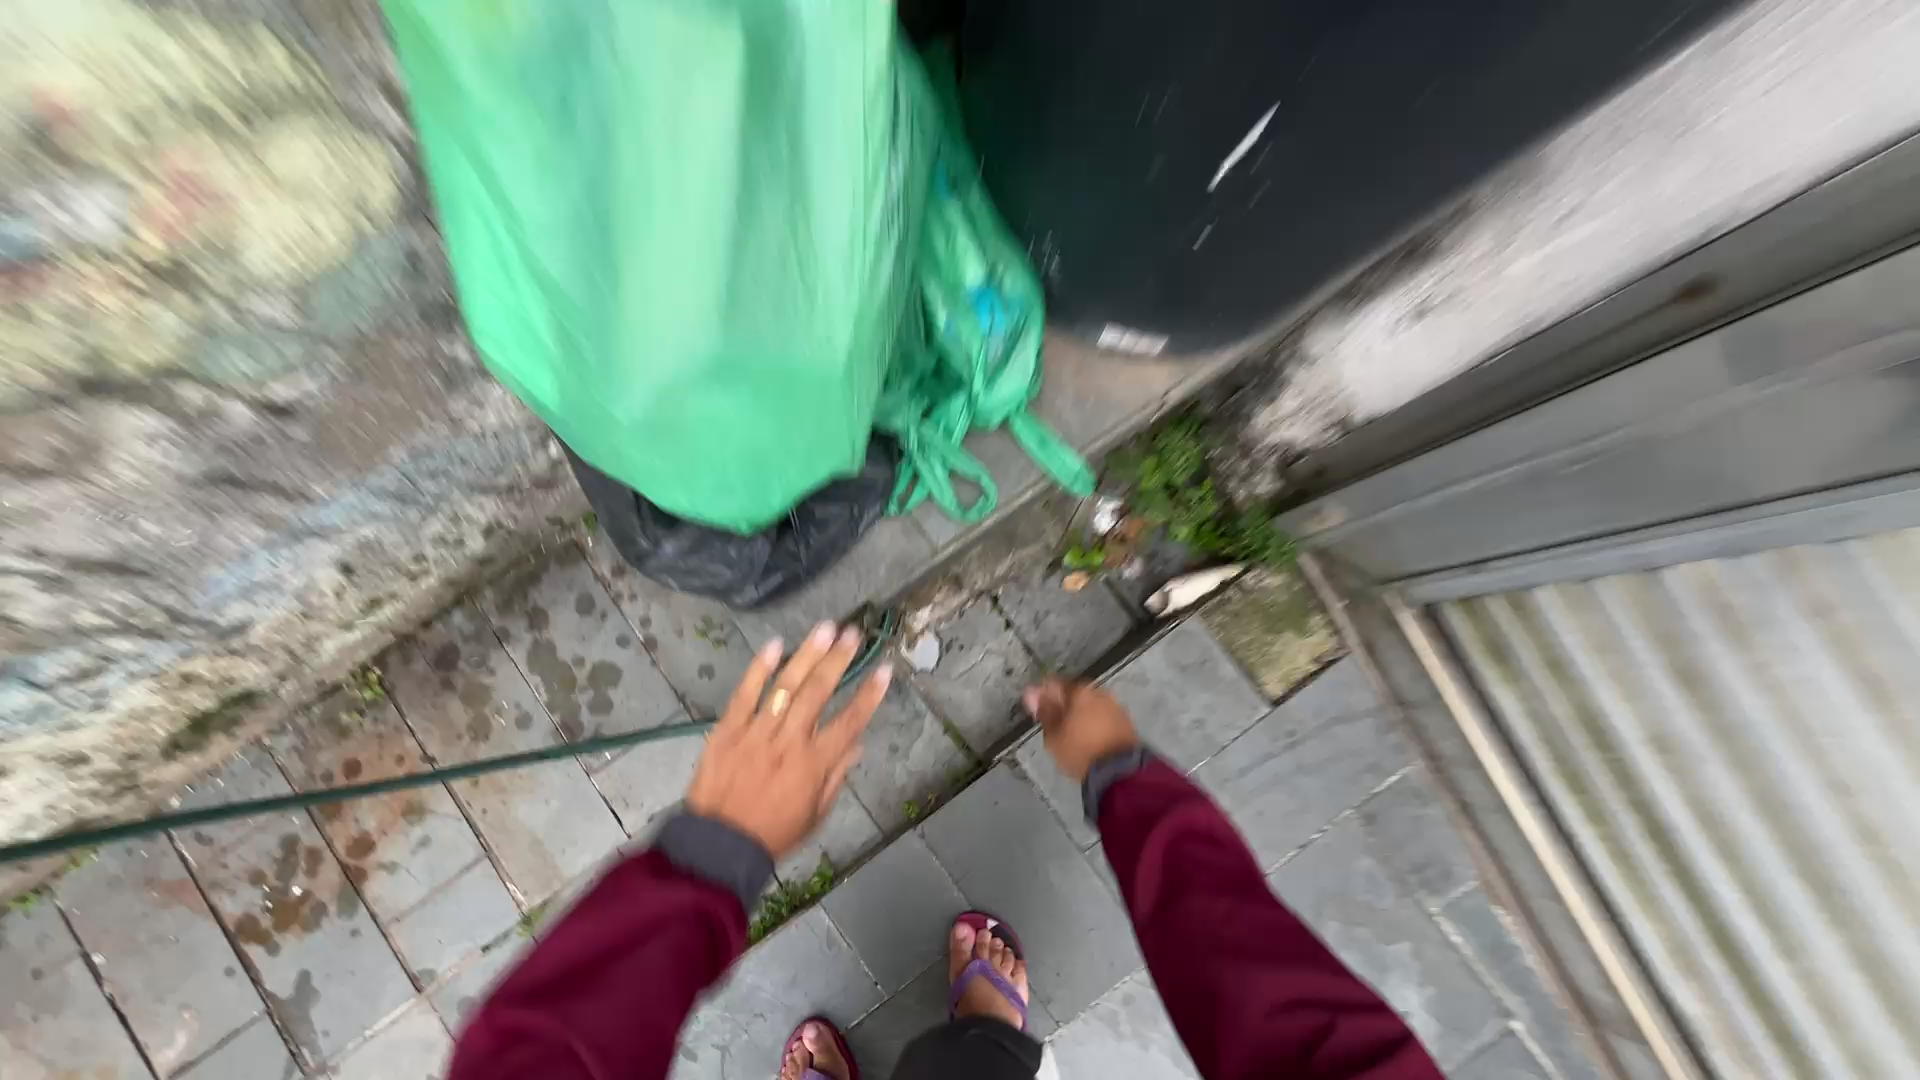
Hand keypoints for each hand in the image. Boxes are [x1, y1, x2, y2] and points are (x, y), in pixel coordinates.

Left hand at [685, 622, 890, 857]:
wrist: (717, 845)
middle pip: (818, 693)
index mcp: (814, 764)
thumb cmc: (774, 833)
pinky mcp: (728, 729)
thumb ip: (837, 776)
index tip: (885, 670)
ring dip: (807, 654)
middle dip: (839, 660)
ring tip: (825, 628)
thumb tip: (857, 744)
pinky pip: (745, 694)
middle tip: (853, 633)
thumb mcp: (816, 814)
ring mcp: (756, 732)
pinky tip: (775, 644)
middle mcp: (788, 741)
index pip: (849, 722)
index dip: (870, 695)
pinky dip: (759, 668)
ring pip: (786, 686)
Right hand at [1021, 677, 1139, 781]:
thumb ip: (1044, 712)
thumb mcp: (1054, 736)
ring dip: (1080, 714)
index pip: (1053, 685)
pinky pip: (1103, 716)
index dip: (1041, 696)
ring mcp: (1115, 705)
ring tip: (1072, 732)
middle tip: (1054, 723)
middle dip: (1063, 705)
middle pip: (1074, 694)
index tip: (1035, 710)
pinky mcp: (1127, 721)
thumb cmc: (1080, 751)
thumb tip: (1032, 694)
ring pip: (1090, 705)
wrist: (1121, 772)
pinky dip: (1094, 722)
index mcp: (1079, 691)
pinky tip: (1088, 737)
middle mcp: (1099, 692)